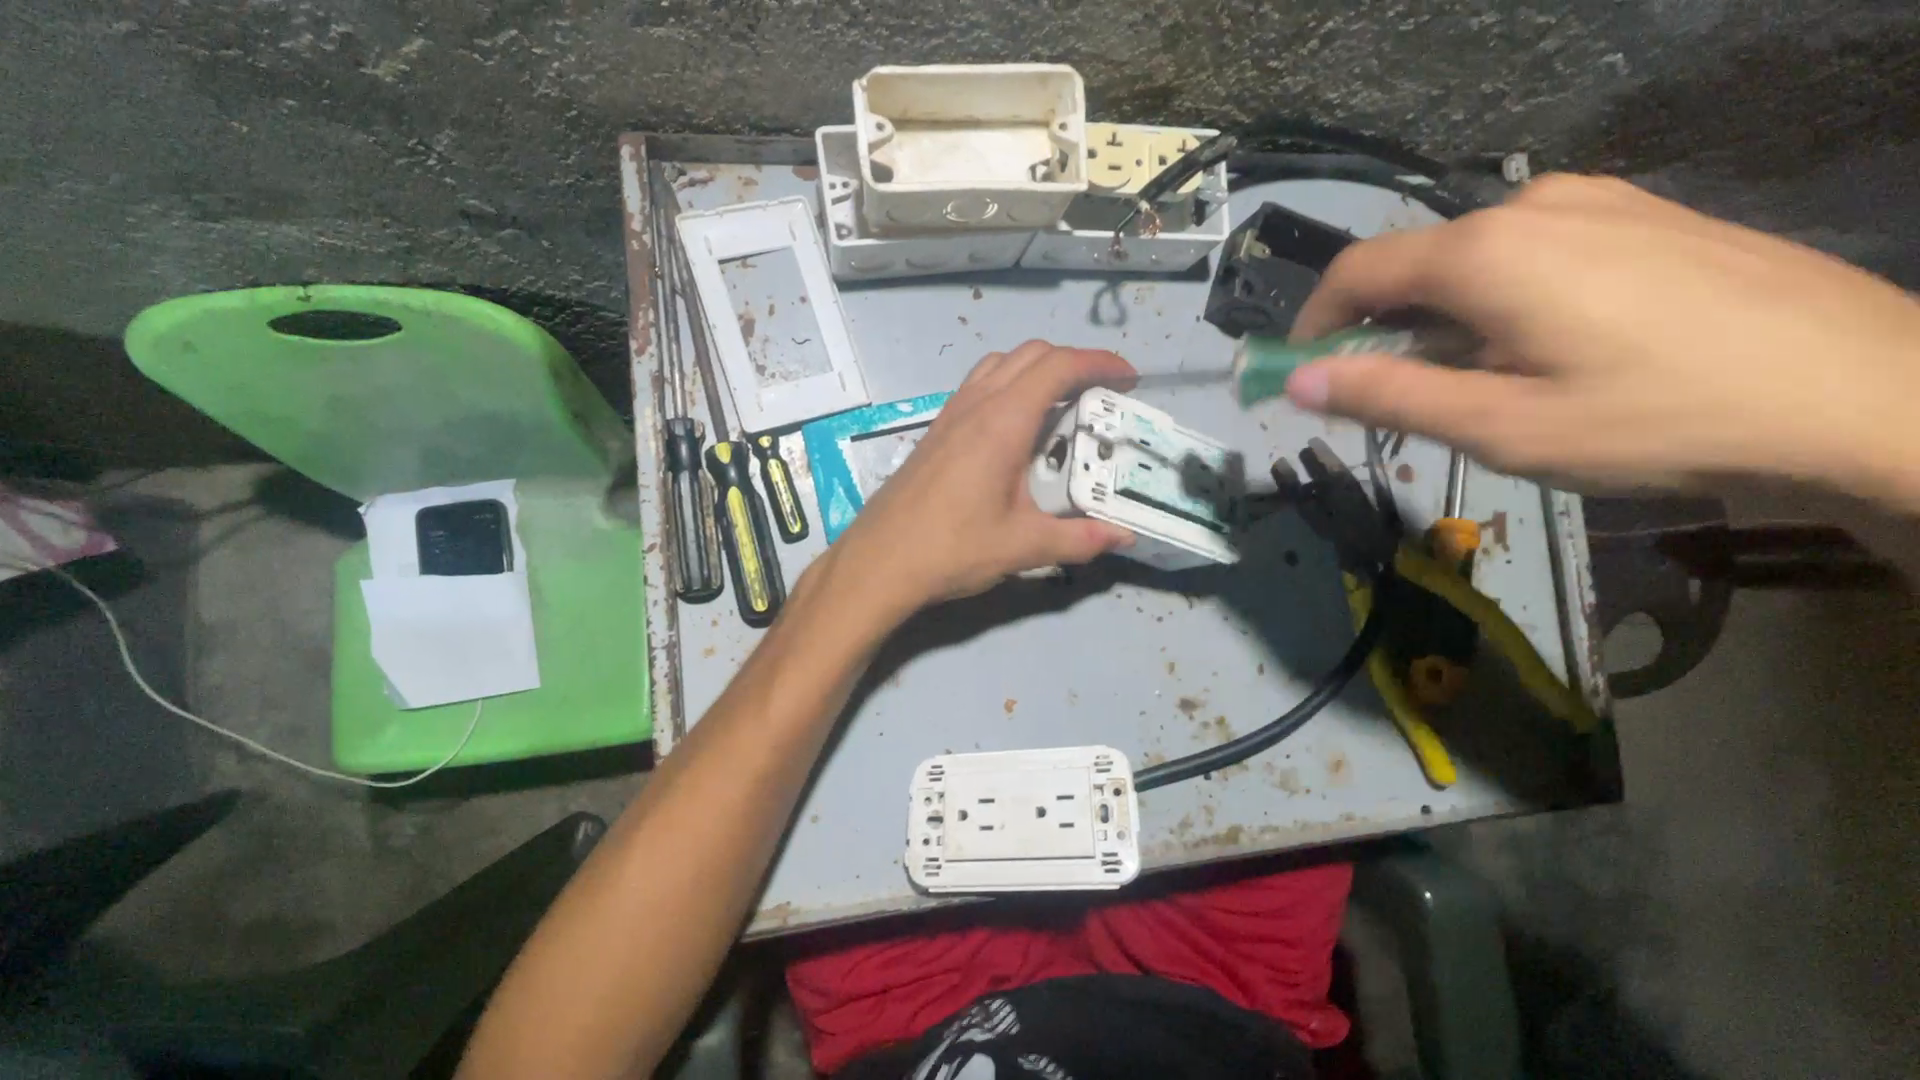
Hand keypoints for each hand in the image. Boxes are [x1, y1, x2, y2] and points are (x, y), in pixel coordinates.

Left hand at [827, 341, 1136, 613]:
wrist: (879, 562)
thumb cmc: (951, 549)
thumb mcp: (1023, 546)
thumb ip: (1078, 538)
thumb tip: (1122, 537)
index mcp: (1003, 421)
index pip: (1059, 367)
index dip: (1100, 362)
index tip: (1129, 377)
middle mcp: (977, 404)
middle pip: (1032, 354)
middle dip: (1074, 362)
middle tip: (1102, 393)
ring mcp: (951, 414)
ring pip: (1001, 364)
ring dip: (1038, 370)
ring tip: (1063, 406)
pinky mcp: (937, 430)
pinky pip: (980, 386)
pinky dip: (1010, 386)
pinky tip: (1019, 431)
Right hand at [1284, 174, 1919, 503]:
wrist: (1861, 392)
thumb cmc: (1657, 419)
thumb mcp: (1503, 427)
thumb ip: (1390, 396)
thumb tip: (1297, 381)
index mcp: (1483, 254)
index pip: (1356, 272)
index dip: (1314, 322)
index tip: (1301, 373)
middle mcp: (1529, 207)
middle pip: (1415, 263)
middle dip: (1383, 327)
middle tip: (1397, 397)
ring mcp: (1595, 201)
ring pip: (1474, 257)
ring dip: (1445, 315)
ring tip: (1480, 381)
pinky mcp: (1643, 213)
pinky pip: (1533, 248)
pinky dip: (1501, 296)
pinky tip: (1546, 346)